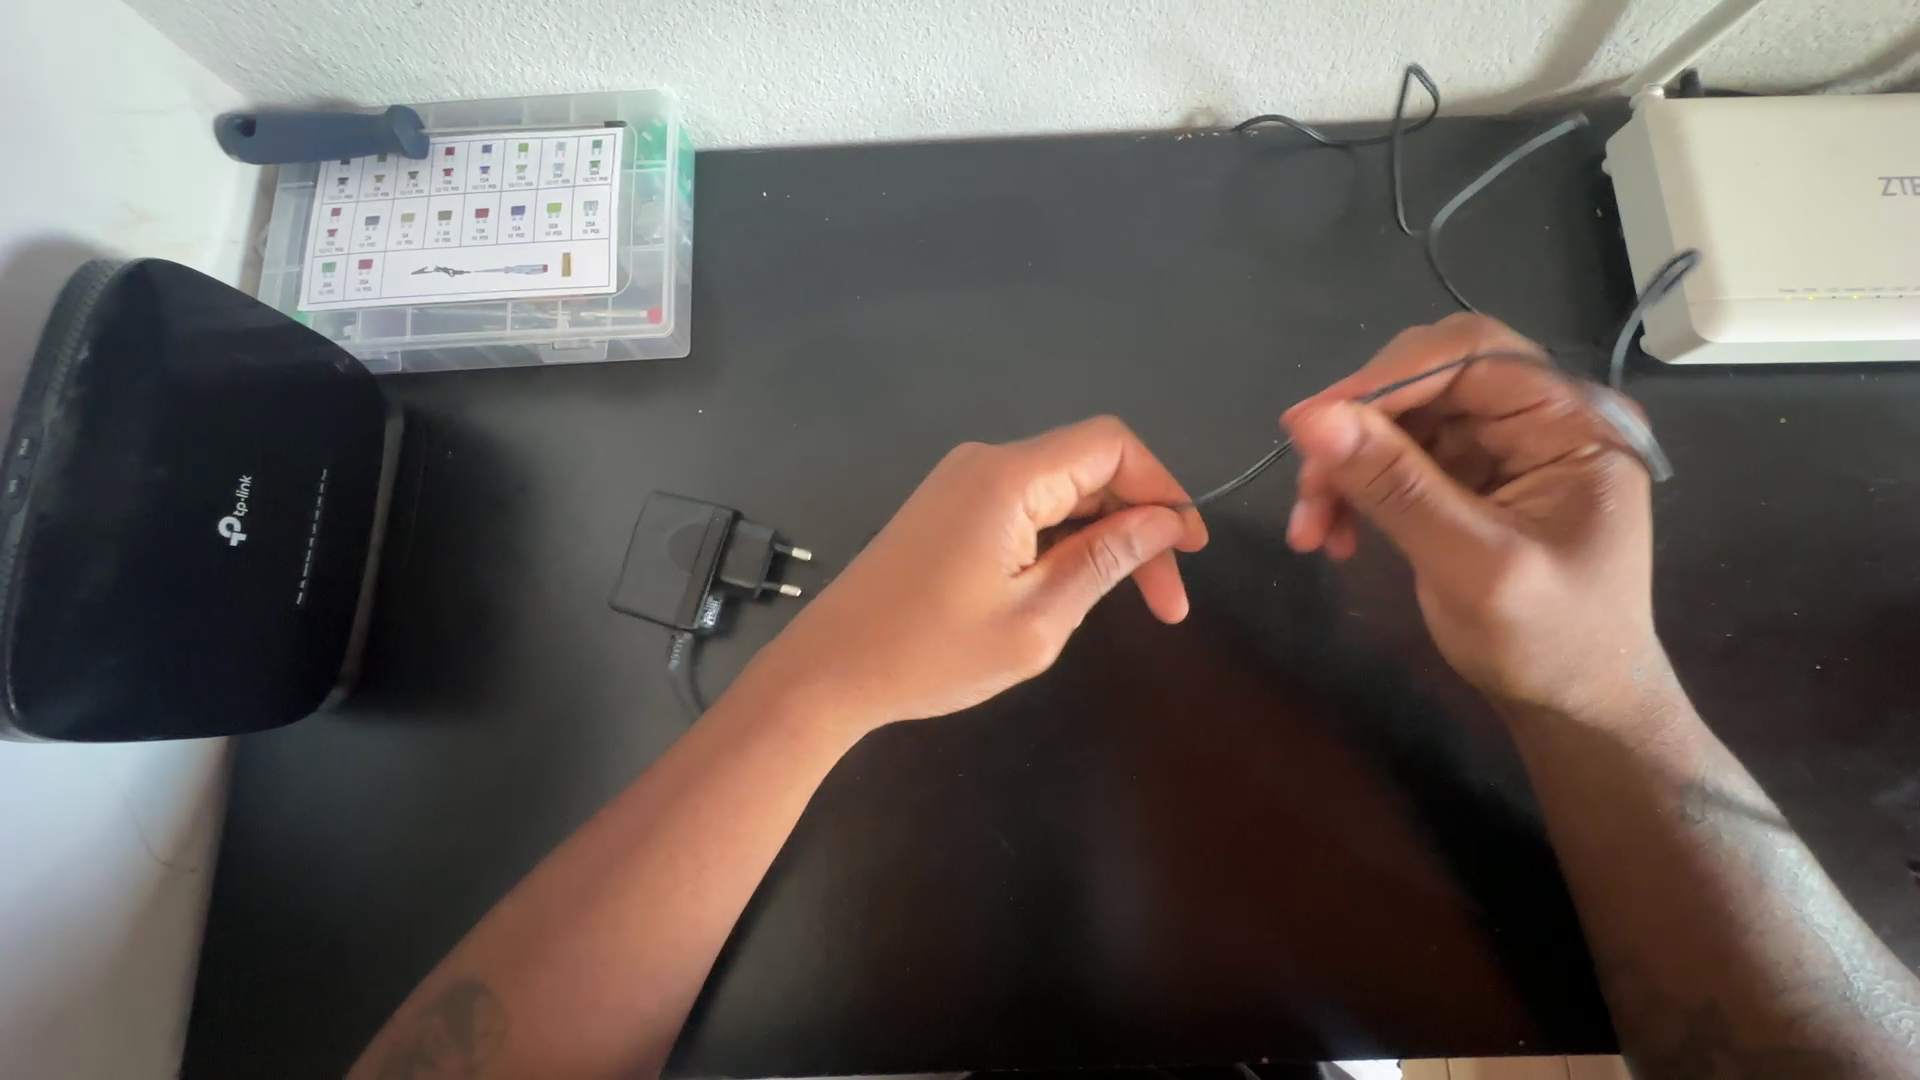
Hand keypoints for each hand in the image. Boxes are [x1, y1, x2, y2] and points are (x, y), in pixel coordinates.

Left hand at [751, 416, 1209, 731]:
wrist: (830, 670)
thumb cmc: (930, 654)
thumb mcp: (1036, 620)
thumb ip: (1103, 561)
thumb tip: (1163, 521)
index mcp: (1007, 479)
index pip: (1111, 446)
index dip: (1163, 487)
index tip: (1189, 549)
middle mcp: (985, 464)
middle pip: (1088, 469)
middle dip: (1137, 526)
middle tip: (1165, 603)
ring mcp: (962, 484)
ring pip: (1059, 491)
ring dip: (1100, 539)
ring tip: (1122, 602)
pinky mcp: (949, 509)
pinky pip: (1025, 507)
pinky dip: (1060, 541)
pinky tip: (1068, 587)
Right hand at [1281, 314, 1663, 714]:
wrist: (1568, 702)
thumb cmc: (1547, 639)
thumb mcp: (1470, 563)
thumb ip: (1395, 487)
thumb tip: (1310, 420)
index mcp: (1569, 422)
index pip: (1470, 355)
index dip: (1383, 379)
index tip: (1309, 427)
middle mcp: (1530, 419)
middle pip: (1420, 382)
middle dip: (1353, 431)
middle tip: (1309, 491)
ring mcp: (1490, 448)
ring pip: (1389, 422)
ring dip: (1339, 471)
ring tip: (1309, 532)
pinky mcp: (1455, 478)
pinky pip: (1384, 460)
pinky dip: (1347, 492)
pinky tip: (1332, 537)